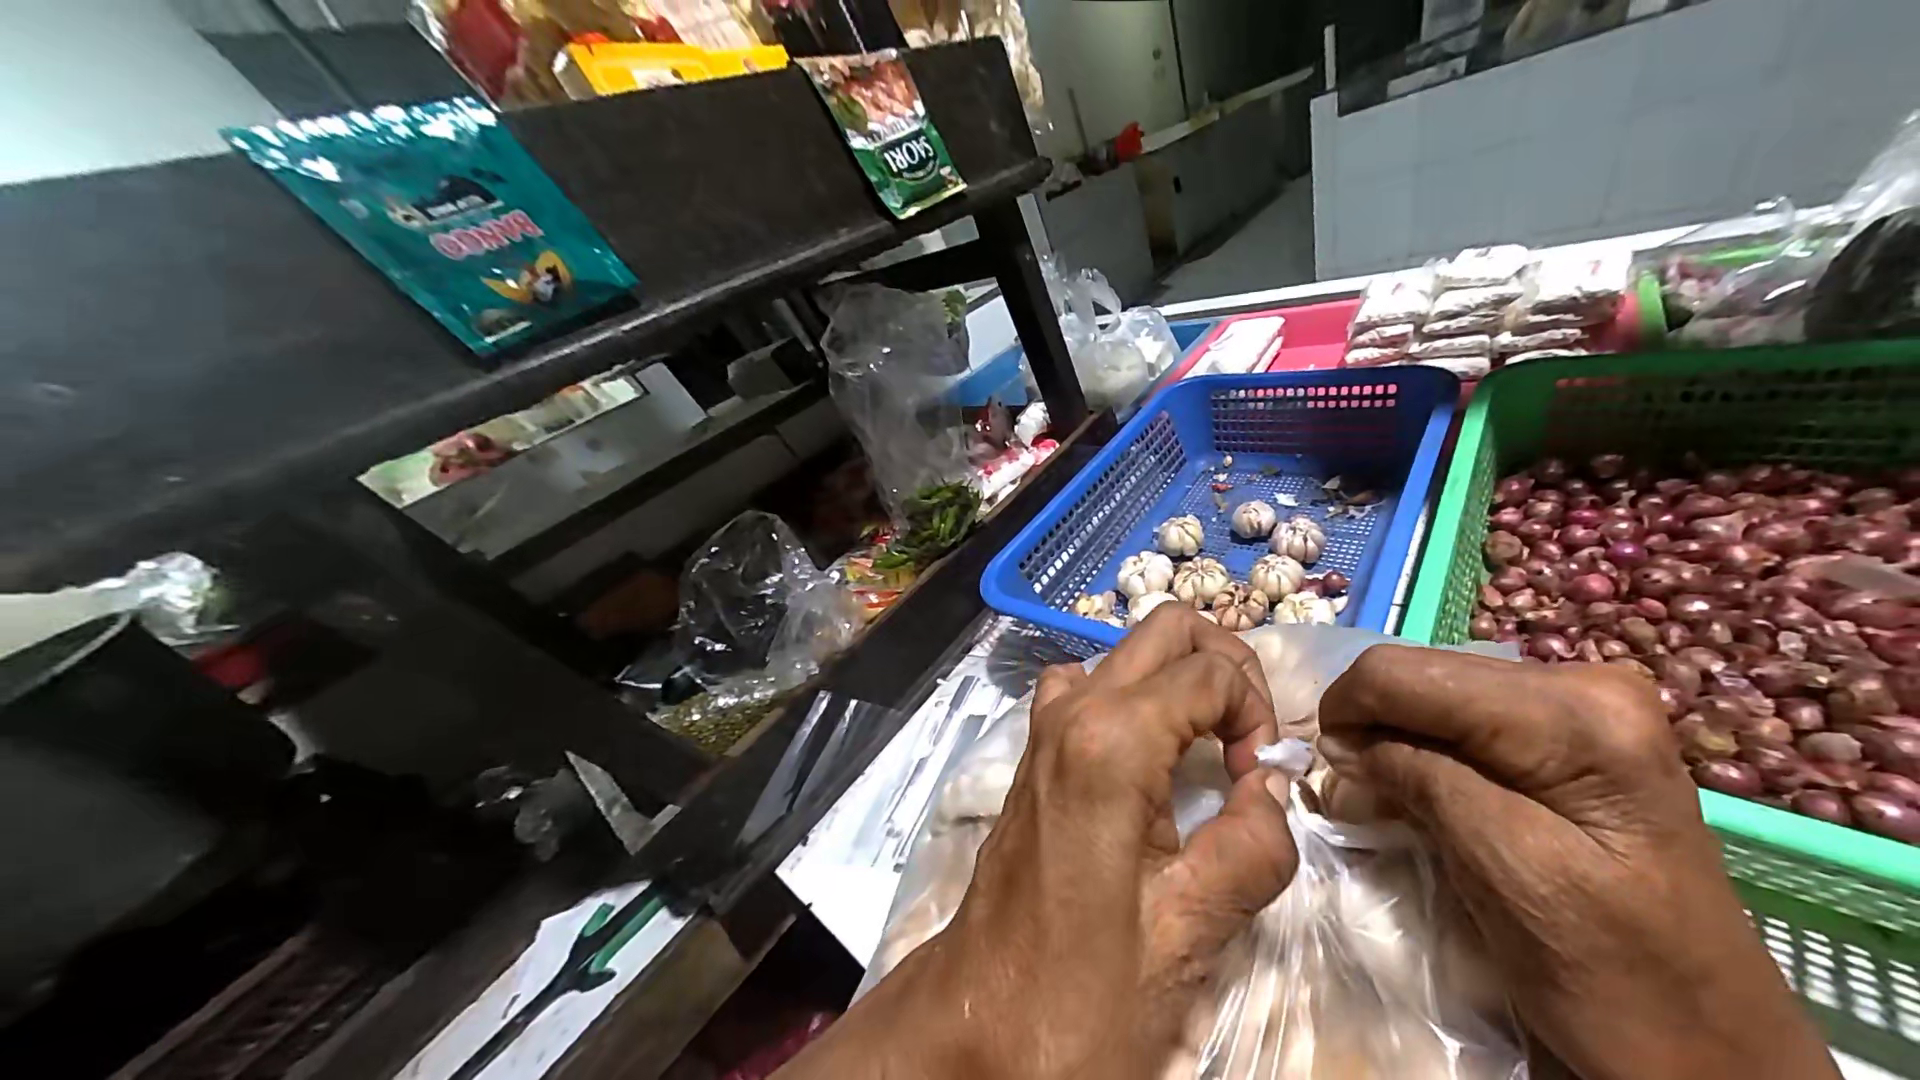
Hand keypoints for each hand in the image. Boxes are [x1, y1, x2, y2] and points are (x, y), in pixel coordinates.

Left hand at [778, 605, 1294, 1079]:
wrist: (984, 1015)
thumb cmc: (1085, 986)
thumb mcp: (1193, 927)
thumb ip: (1254, 844)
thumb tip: (1274, 784)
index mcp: (1111, 740)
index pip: (1212, 671)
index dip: (1258, 713)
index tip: (1261, 783)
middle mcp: (1072, 709)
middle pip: (1167, 628)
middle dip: (1226, 666)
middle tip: (1251, 738)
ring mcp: (1045, 721)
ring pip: (1127, 648)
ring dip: (1180, 674)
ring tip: (1213, 738)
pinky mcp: (1035, 745)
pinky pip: (1089, 684)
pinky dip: (1134, 693)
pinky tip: (1152, 750)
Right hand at [1319, 646, 1838, 1079]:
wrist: (1710, 1043)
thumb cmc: (1613, 970)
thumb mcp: (1503, 868)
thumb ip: (1420, 781)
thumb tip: (1341, 743)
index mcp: (1575, 711)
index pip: (1403, 673)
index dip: (1346, 713)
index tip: (1330, 770)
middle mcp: (1581, 680)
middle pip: (1414, 671)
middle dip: (1368, 724)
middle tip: (1357, 788)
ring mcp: (1580, 700)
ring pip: (1428, 687)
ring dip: (1391, 737)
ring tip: (1390, 793)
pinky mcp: (1569, 725)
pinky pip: (1455, 710)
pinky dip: (1421, 745)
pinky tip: (1428, 787)